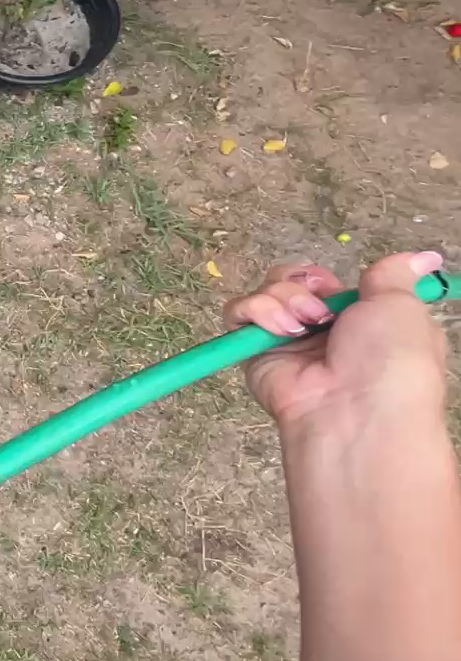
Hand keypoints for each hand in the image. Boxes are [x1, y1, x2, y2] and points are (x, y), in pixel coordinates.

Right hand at [223, 252, 448, 436]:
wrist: (349, 404)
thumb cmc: (390, 359)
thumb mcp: (401, 309)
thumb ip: (393, 277)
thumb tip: (423, 256)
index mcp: (357, 317)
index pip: (324, 282)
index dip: (324, 278)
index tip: (337, 290)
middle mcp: (319, 325)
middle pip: (288, 281)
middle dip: (299, 286)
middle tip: (319, 309)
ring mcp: (282, 335)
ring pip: (263, 292)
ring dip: (282, 301)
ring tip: (302, 326)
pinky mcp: (249, 345)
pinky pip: (236, 311)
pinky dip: (254, 313)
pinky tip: (279, 330)